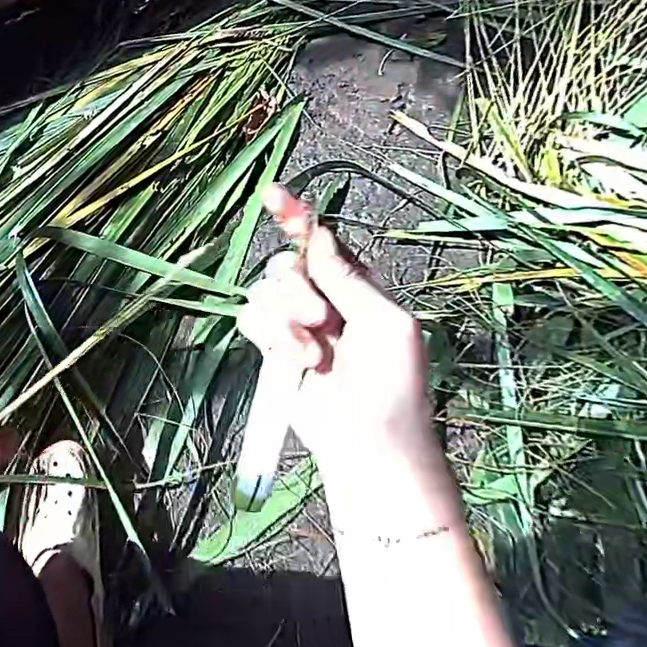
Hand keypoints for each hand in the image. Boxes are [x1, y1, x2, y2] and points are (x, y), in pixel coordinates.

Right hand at [236, 185, 431, 474]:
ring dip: (285, 321)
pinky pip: (251, 320)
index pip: (323, 243)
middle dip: (298, 290)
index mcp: (356, 288)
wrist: (368, 449)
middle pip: (287, 265)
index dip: (297, 217)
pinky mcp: (273, 349)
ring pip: (265, 292)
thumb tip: (320, 235)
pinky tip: (296, 361)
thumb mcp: (386, 326)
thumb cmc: (394, 390)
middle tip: (320, 320)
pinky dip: (269, 337)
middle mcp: (323, 300)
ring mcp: (295, 324)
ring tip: (312, 355)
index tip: (273, 196)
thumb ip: (349, 280)